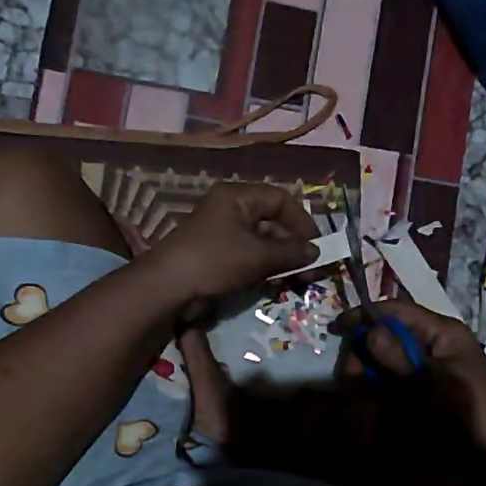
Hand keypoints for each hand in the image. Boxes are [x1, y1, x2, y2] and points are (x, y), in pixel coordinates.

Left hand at [142, 183, 319, 308]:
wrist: (168, 288)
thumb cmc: (214, 260)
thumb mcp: (257, 255)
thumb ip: (290, 252)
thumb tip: (317, 252)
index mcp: (237, 197)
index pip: (280, 199)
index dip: (302, 221)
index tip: (317, 245)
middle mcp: (231, 211)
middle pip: (273, 223)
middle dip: (295, 246)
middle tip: (313, 271)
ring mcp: (224, 235)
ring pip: (263, 243)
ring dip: (283, 261)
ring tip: (301, 281)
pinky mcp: (219, 257)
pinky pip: (250, 258)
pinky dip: (266, 269)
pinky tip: (280, 284)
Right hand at [335, 299, 485, 439]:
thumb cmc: (474, 411)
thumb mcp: (436, 382)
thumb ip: (401, 358)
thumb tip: (369, 332)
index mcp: (442, 332)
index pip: (396, 310)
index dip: (365, 316)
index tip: (336, 330)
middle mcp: (434, 343)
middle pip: (387, 333)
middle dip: (364, 350)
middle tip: (349, 377)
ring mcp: (429, 367)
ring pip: (386, 357)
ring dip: (370, 371)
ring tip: (359, 391)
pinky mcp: (425, 389)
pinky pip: (394, 379)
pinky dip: (380, 386)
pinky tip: (374, 399)